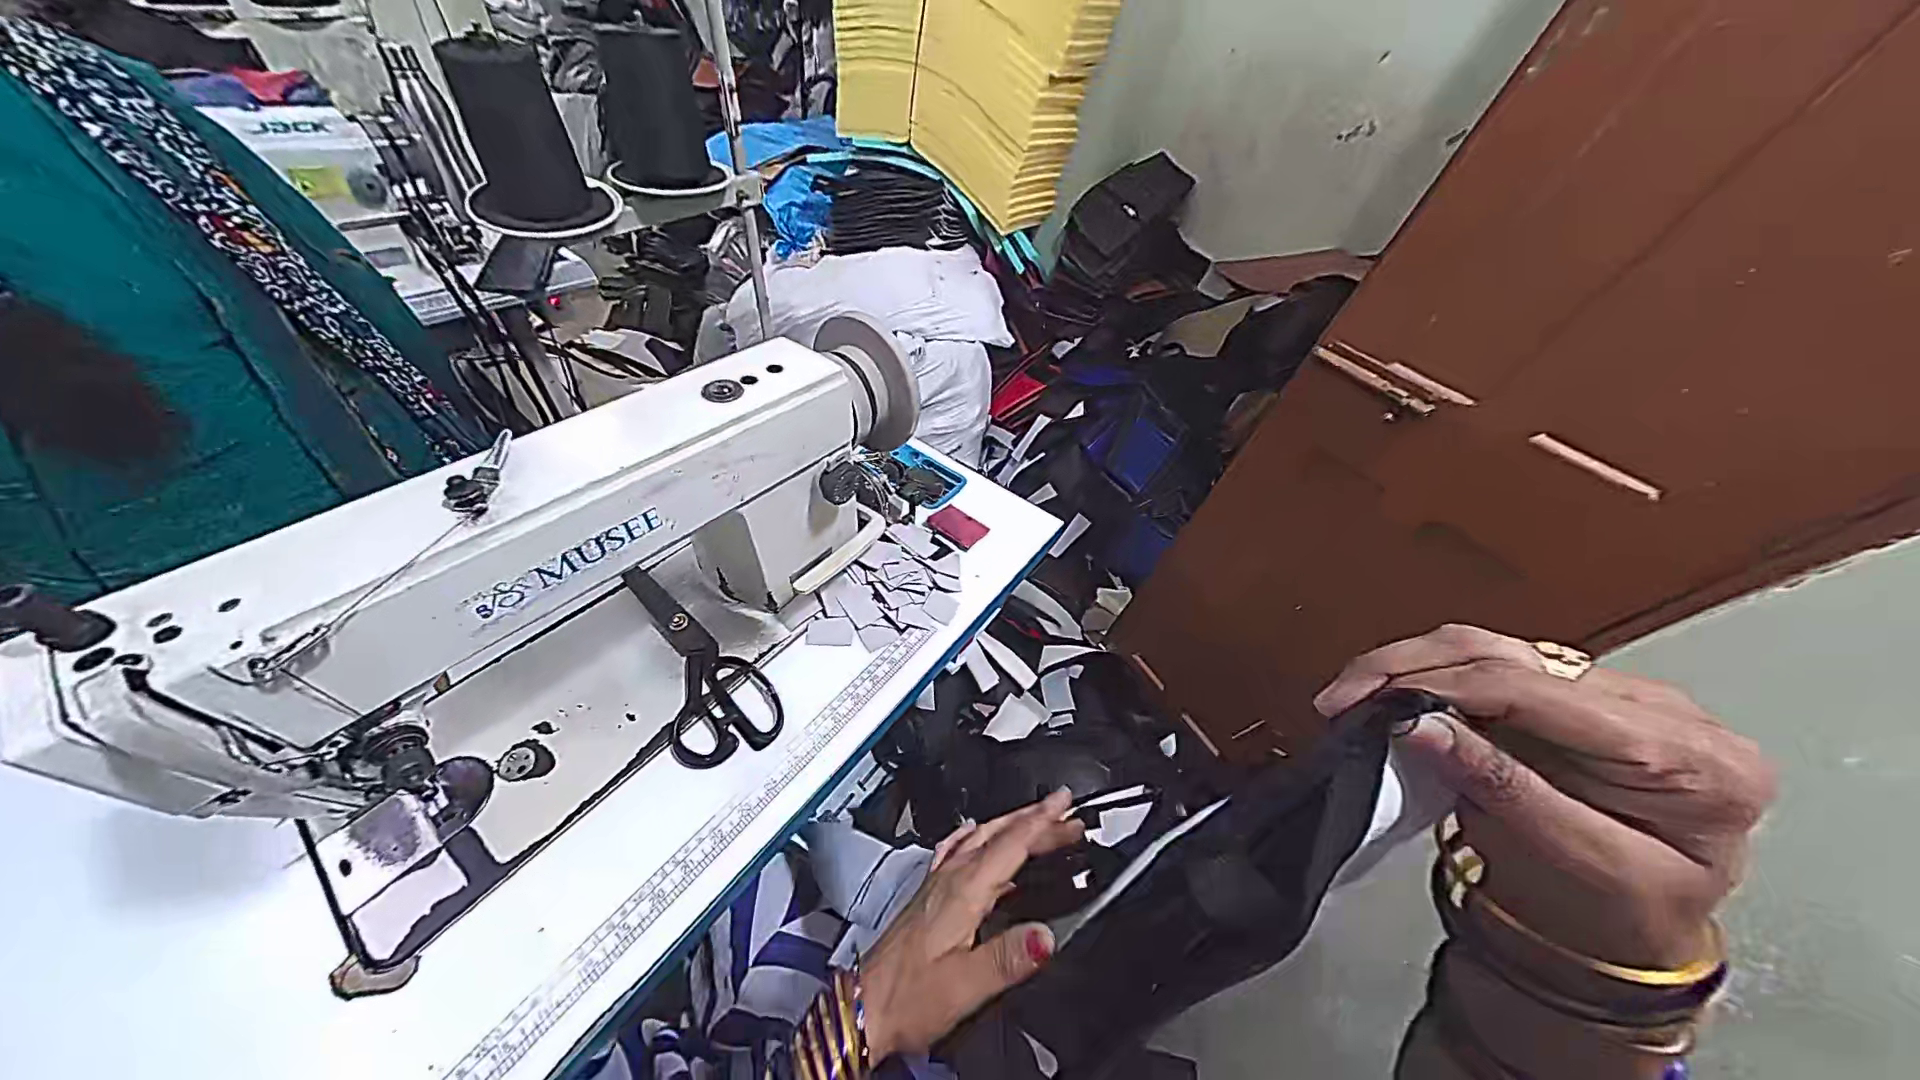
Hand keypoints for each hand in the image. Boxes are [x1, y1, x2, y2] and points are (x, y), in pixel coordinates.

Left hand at [858, 790, 1085, 1061]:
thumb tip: (1046, 936)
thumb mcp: (965, 985)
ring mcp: (938, 883)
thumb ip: (1009, 958)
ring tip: (1035, 817)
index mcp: (963, 891)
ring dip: (1012, 823)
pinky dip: (979, 836)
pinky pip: (959, 849)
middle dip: (1035, 818)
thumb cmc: (907, 997)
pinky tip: (976, 834)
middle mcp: (950, 878)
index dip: (1042, 821)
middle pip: (998, 834)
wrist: (863, 1006)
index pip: (1011, 844)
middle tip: (1064, 810)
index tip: (1064, 803)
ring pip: (981, 837)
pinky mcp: (930, 894)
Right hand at [1315, 625, 1775, 968]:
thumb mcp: (1579, 862)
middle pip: (1505, 653)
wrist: (1624, 923)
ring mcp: (1601, 692)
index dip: (1443, 688)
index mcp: (1692, 755)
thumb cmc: (1620, 910)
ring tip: (1354, 693)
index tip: (1374, 704)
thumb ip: (1503, 787)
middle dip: (1409, 666)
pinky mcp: (1556, 691)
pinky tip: (1384, 692)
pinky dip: (1420, 675)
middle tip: (1346, 694)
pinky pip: (1476, 662)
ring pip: (1481, 645)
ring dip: (1405, 665)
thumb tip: (1419, 725)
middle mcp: (1651, 706)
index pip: (1539, 691)